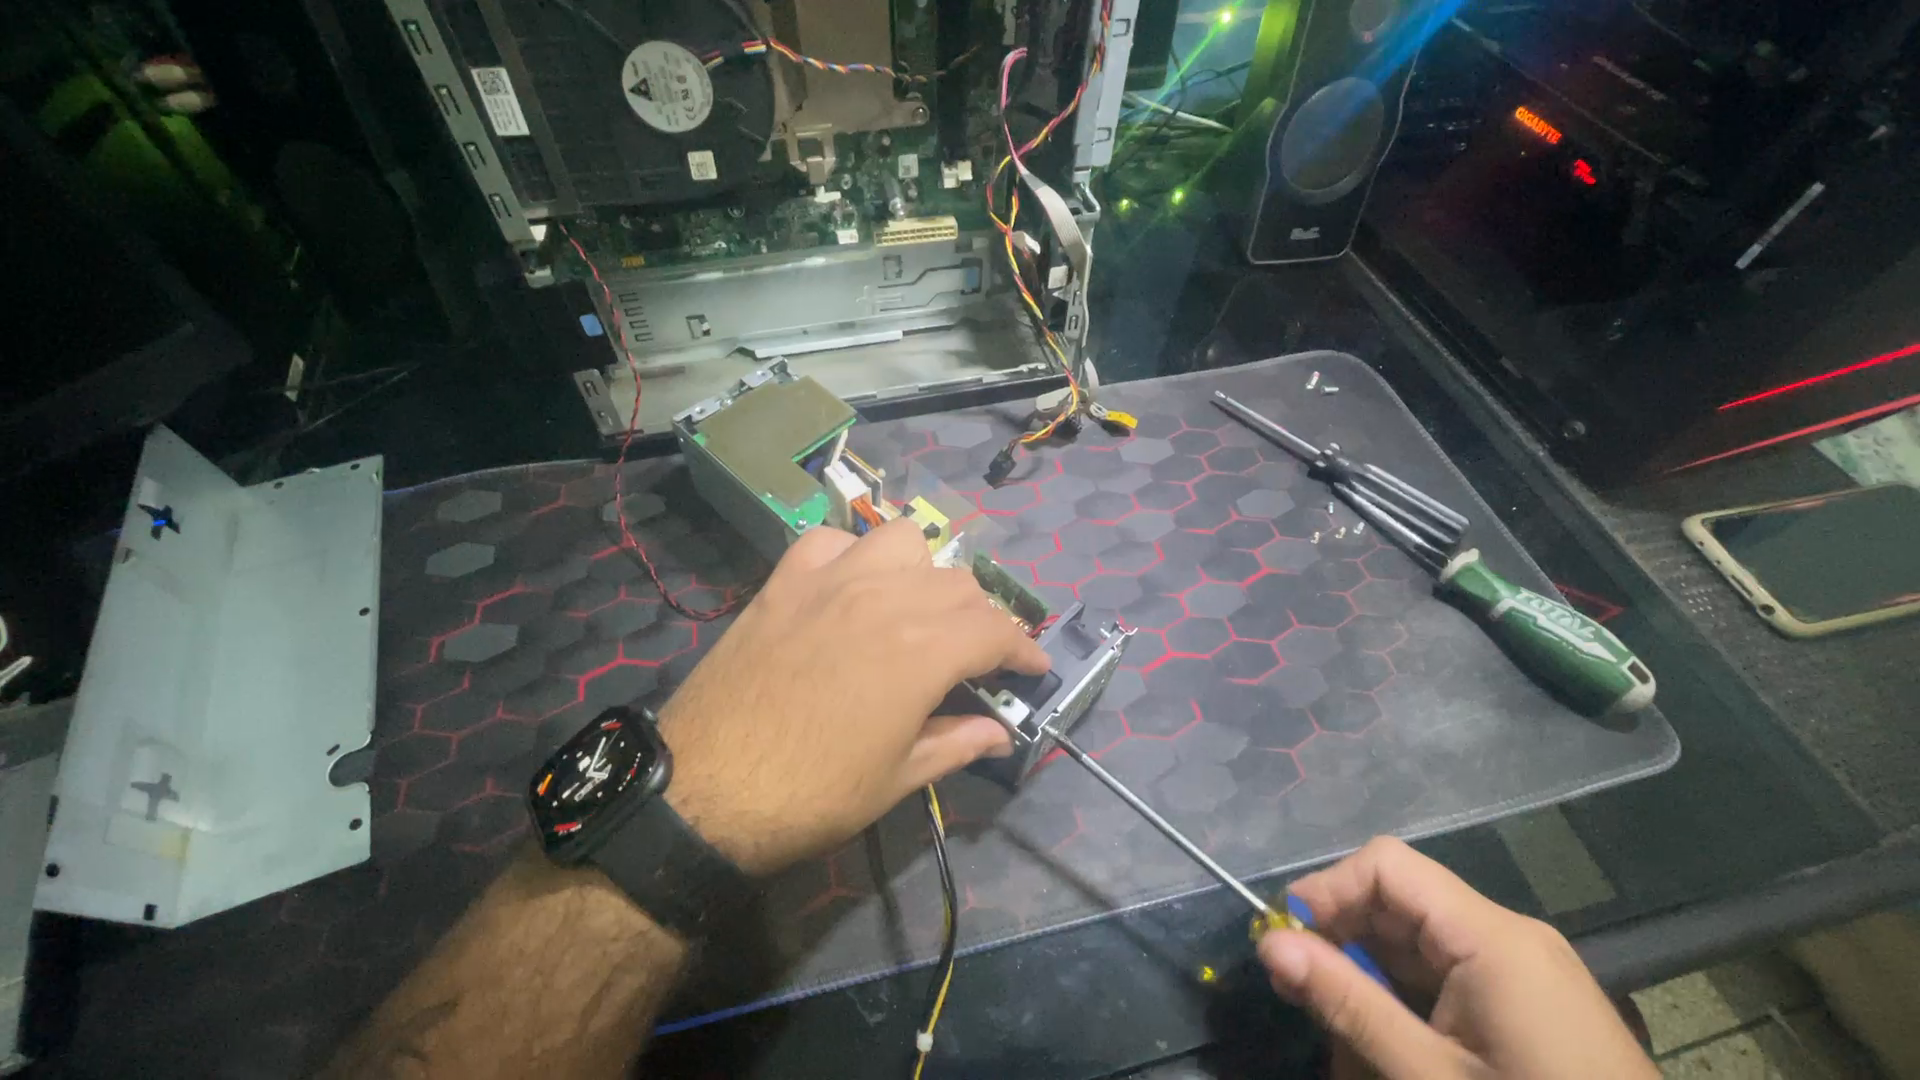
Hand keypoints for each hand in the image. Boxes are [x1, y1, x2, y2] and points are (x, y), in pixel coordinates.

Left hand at [657, 519, 1049, 875]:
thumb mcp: (896, 779)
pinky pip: (831, 540)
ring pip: (903, 541)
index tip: (1032, 668)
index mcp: (924, 649)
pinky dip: (851, 555)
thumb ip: (956, 743)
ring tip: (915, 608)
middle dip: (981, 619)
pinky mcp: (785, 580)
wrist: (704, 787)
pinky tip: (848, 587)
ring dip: (923, 571)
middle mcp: (886, 597)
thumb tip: (1000, 733)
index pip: (995, 631)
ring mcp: (831, 579)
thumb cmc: (811, 793)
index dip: (1023, 650)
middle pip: (958, 584)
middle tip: (976, 656)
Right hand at [1258, 837, 1655, 1079]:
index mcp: (1492, 936)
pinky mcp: (1528, 1003)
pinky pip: (1446, 976)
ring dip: (1368, 979)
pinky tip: (1390, 1046)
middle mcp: (1508, 935)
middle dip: (1340, 942)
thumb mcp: (1431, 1078)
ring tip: (1345, 1038)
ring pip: (1415, 943)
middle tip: (1299, 996)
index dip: (1326, 890)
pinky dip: (1405, 1001)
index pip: (1386, 865)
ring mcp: (1523, 970)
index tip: (1284, 942)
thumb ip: (1349, 1004)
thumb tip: (1269, 944)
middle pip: (1397, 901)